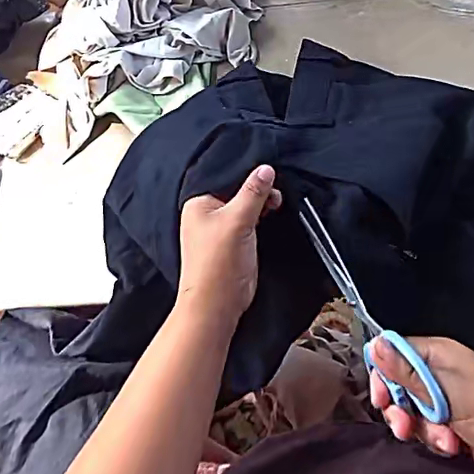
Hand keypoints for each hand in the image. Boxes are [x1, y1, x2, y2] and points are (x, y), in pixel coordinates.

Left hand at [176, 165, 280, 316]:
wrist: (217, 304)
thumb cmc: (217, 264)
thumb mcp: (238, 220)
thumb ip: (253, 192)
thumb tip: (265, 170)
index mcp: (198, 203)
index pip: (225, 177)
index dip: (247, 174)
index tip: (268, 174)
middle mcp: (206, 214)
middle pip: (237, 191)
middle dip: (257, 191)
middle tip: (274, 194)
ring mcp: (220, 229)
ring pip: (245, 206)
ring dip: (261, 205)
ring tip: (275, 205)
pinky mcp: (233, 242)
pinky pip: (249, 221)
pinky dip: (261, 217)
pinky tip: (271, 215)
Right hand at [369, 336, 473, 473]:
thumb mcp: (451, 393)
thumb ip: (410, 373)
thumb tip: (375, 344)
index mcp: (442, 354)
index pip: (397, 353)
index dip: (384, 373)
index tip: (381, 398)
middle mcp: (443, 373)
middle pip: (399, 384)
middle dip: (399, 407)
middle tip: (404, 424)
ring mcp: (448, 402)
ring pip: (410, 411)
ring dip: (419, 427)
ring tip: (442, 438)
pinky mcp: (452, 428)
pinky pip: (425, 430)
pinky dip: (433, 440)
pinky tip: (452, 447)